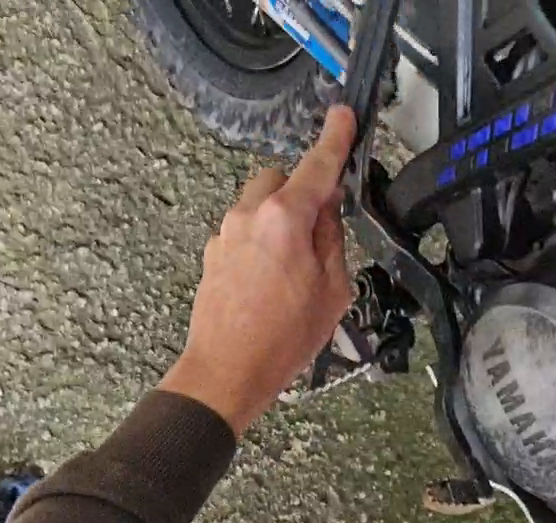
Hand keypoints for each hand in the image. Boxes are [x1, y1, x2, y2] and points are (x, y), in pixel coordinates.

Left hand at [158, 106, 357, 434]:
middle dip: (300, 196)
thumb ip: (332, 241)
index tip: (343, 116)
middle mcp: (249, 216)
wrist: (226, 373)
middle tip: (319, 234)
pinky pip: (242, 234)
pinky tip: (267, 285)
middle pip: (280, 181)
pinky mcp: (212, 257)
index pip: (317, 166)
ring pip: (257, 207)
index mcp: (285, 219)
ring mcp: (225, 236)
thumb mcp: (331, 293)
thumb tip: (328, 214)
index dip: (335, 139)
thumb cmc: (280, 341)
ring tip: (292, 272)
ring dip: (277, 222)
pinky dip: (258, 245)